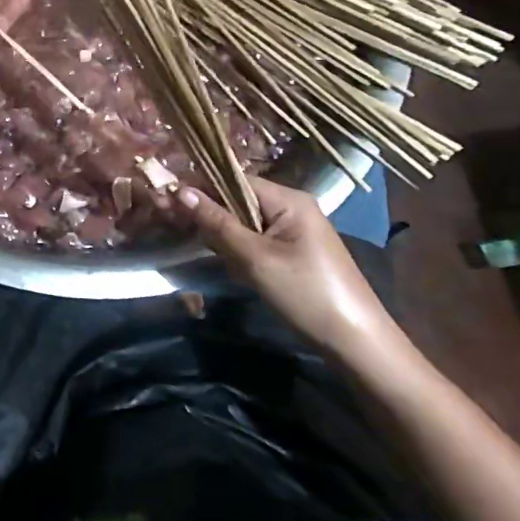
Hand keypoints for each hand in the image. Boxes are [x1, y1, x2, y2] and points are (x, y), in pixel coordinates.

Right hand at [176, 177, 407, 362]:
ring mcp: (292, 229)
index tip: (164, 200)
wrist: (355, 341)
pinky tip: (222, 259)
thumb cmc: (305, 292)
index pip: (232, 179)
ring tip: (194, 244)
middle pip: (235, 197)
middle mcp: (291, 206)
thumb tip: (180, 191)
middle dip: (205, 211)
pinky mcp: (291, 250)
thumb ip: (216, 222)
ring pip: (241, 219)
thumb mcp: (254, 257)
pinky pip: (252, 236)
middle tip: (169, 223)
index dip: (198, 187)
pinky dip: (234, 246)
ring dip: (218, 232)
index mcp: (289, 199)